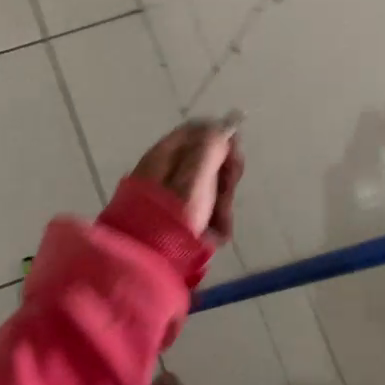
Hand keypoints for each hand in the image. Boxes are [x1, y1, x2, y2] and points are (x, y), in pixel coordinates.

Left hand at [128, 119, 243, 242]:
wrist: (149, 260)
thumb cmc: (173, 214)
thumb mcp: (194, 178)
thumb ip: (211, 149)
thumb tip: (224, 123)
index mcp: (165, 155)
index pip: (198, 131)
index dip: (221, 138)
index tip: (235, 154)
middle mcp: (167, 172)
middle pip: (207, 162)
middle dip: (224, 177)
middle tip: (227, 191)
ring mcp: (172, 197)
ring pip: (209, 190)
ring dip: (221, 205)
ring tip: (217, 224)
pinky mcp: (177, 220)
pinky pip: (204, 212)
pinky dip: (213, 222)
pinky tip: (213, 236)